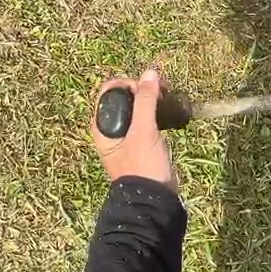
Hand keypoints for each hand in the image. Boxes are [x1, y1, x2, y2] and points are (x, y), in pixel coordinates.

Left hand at [89, 69, 177, 190]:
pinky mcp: (140, 142)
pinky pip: (146, 119)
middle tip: (163, 92)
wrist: (153, 198)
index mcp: (102, 125)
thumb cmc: (143, 165)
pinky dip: (156, 113)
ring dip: (151, 100)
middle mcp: (110, 128)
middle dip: (143, 90)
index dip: (130, 83)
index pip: (110, 90)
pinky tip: (168, 115)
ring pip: (136, 107)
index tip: (149, 89)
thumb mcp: (144, 131)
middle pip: (124, 97)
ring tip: (168, 102)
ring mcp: (125, 135)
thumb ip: (145, 100)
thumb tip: (150, 73)